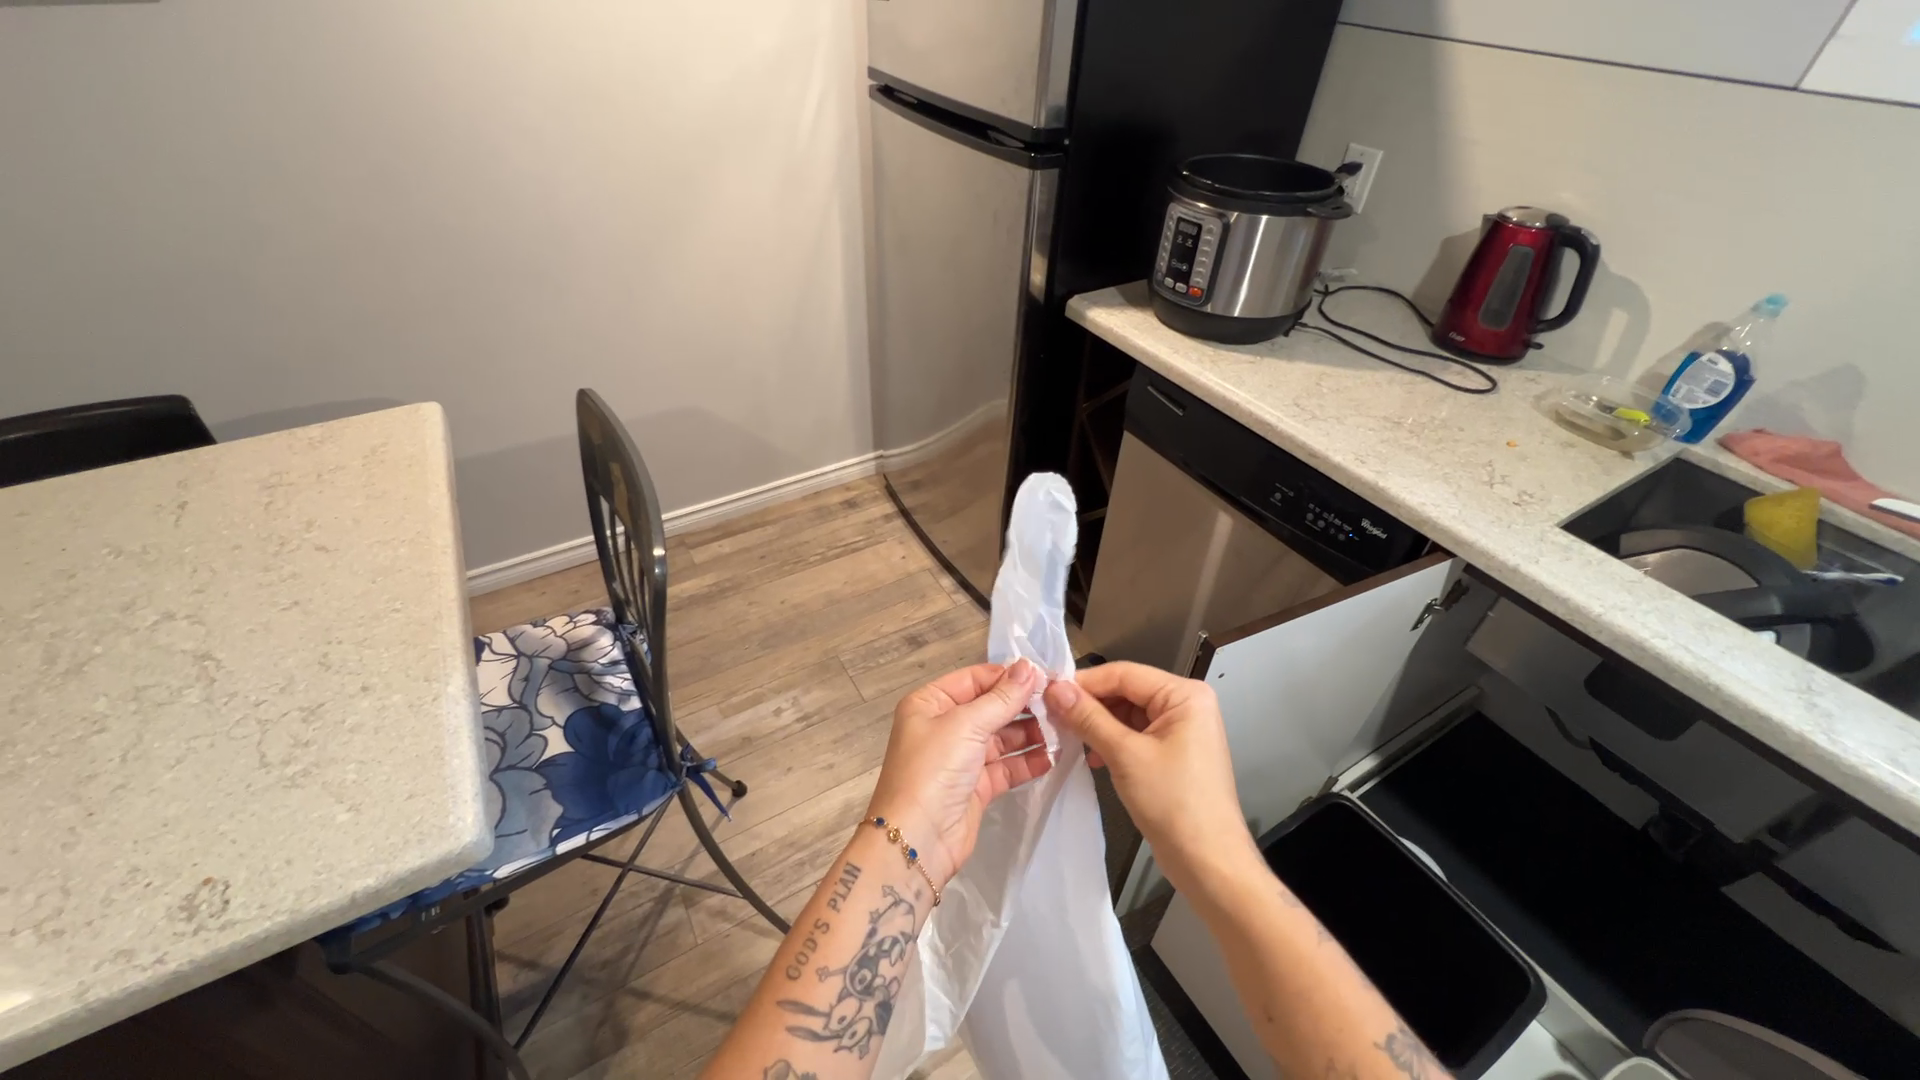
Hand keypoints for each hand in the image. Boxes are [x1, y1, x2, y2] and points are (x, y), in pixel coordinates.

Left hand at [865, 659, 1052, 886]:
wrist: (916, 841)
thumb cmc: (933, 770)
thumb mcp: (966, 725)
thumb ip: (1002, 698)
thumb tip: (1029, 667)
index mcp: (930, 703)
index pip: (975, 679)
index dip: (1009, 676)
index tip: (1046, 677)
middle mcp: (944, 726)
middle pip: (991, 707)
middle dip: (1024, 706)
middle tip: (1061, 705)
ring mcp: (960, 757)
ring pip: (1002, 737)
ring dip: (1031, 734)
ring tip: (1064, 729)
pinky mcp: (975, 786)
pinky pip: (1006, 766)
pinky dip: (1028, 761)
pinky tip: (1053, 757)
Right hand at [1044, 661, 1258, 892]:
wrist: (1208, 861)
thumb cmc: (1173, 803)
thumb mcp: (1124, 755)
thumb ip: (1088, 718)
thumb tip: (1054, 689)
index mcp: (1185, 695)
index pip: (1124, 673)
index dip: (1084, 682)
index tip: (1047, 692)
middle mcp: (1187, 704)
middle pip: (1126, 690)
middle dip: (1090, 704)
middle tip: (1052, 717)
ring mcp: (1181, 729)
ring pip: (1127, 713)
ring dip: (1098, 724)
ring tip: (1068, 738)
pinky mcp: (1173, 752)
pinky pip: (1135, 734)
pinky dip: (1112, 741)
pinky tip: (1092, 756)